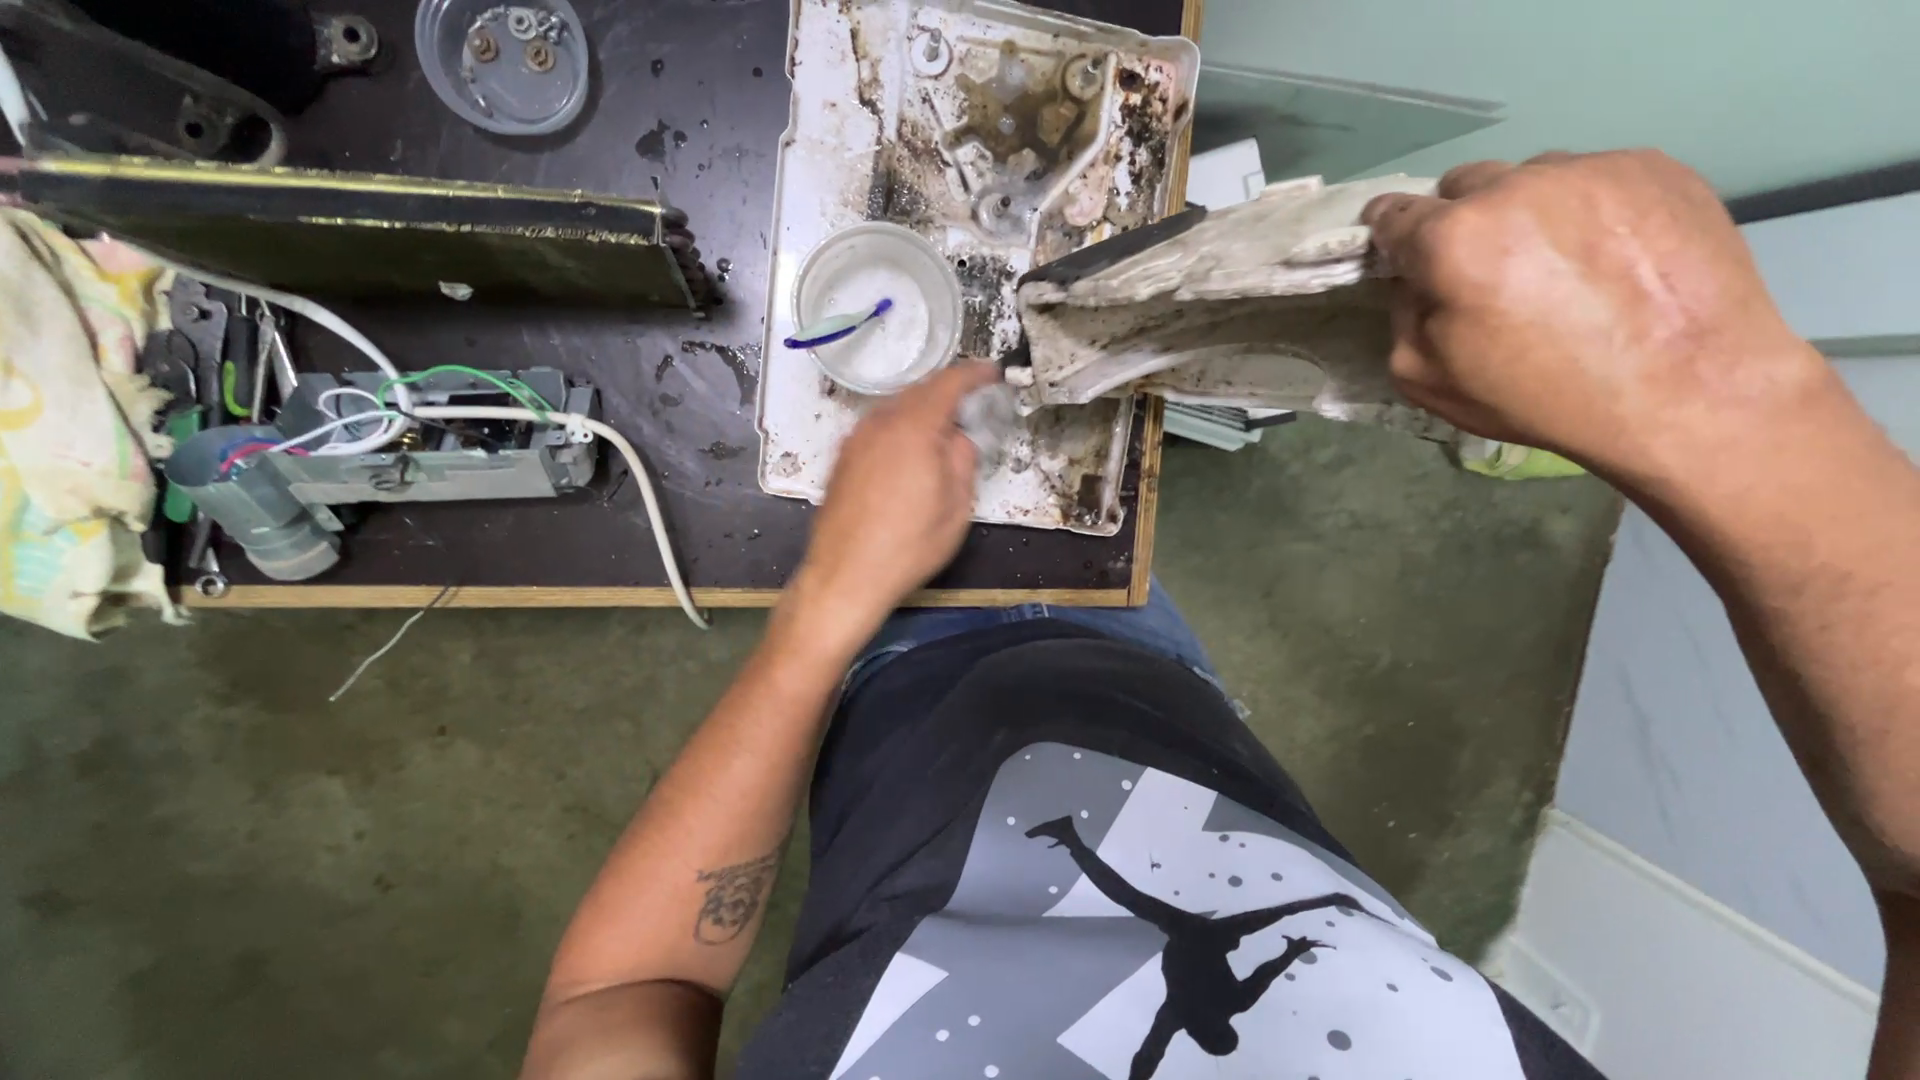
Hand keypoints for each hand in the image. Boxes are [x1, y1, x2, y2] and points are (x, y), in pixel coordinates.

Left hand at [784, 362, 1000, 643]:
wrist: (844, 576)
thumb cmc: (907, 547)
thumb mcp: (956, 507)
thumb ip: (963, 459)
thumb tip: (959, 437)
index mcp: (914, 428)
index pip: (949, 382)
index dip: (975, 374)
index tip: (992, 374)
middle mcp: (880, 423)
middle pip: (919, 391)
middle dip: (948, 393)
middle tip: (972, 406)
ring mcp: (855, 439)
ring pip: (895, 408)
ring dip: (922, 411)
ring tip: (943, 432)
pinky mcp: (842, 458)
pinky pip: (877, 428)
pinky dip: (900, 428)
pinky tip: (910, 453)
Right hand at [1361, 149, 1824, 480]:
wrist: (1686, 391)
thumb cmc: (1540, 396)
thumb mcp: (1427, 379)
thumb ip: (1402, 318)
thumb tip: (1417, 282)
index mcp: (1451, 239)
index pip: (1393, 213)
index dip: (1389, 236)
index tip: (1401, 254)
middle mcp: (1515, 187)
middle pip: (1462, 185)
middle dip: (1459, 222)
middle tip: (1486, 271)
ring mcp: (1589, 170)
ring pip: (1529, 177)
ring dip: (1523, 211)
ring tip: (1557, 264)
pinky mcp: (1653, 167)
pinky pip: (1592, 178)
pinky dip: (1584, 210)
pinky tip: (1607, 258)